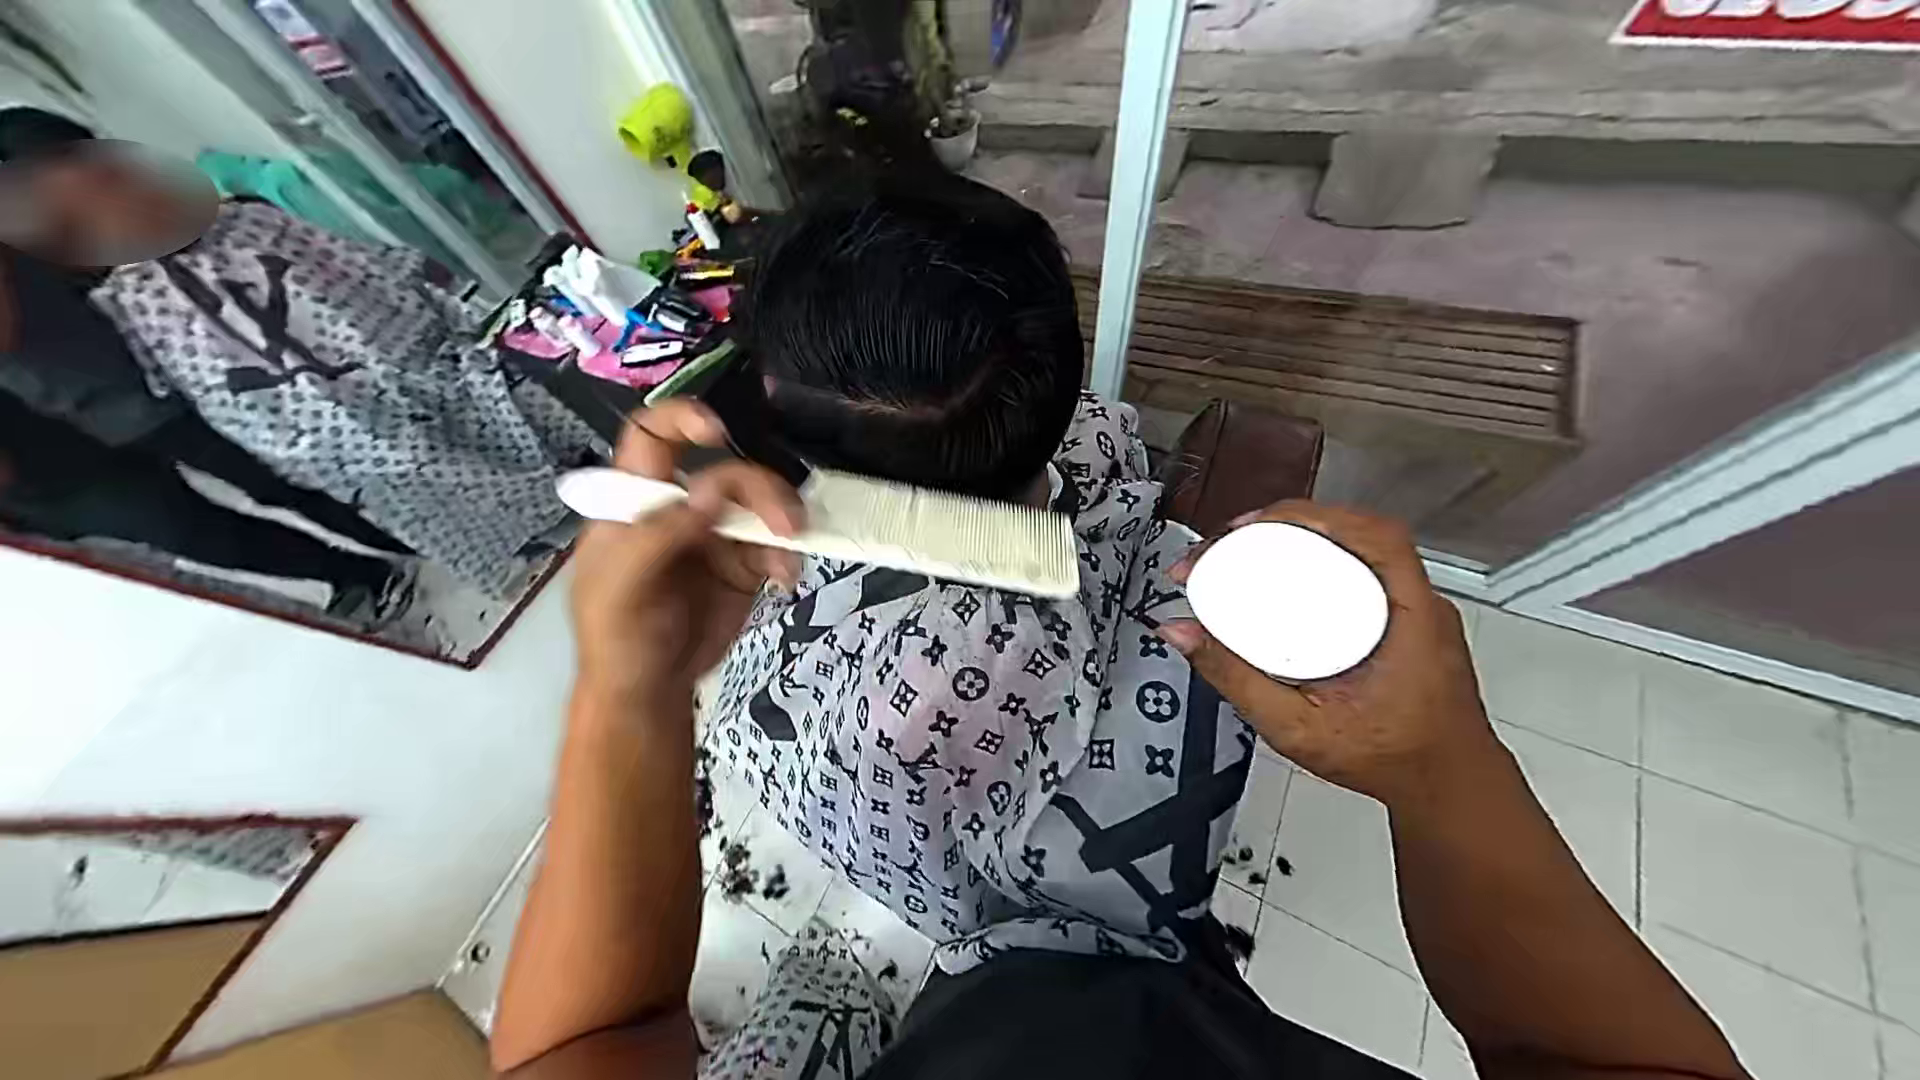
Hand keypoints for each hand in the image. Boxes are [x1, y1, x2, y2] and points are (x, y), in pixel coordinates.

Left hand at [569, 401, 802, 709]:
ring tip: (791, 556)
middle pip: (728, 473)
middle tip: (786, 525)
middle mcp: (681, 510)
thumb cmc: (618, 637)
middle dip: (761, 492)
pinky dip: (789, 557)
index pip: (651, 439)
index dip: (681, 421)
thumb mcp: (621, 588)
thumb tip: (710, 492)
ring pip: (762, 505)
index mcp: (637, 503)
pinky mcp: (745, 564)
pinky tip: (786, 580)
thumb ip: (659, 536)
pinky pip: (777, 545)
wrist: (651, 690)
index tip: (718, 434)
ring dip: (785, 521)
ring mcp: (717, 536)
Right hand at [1159, 502, 1498, 805]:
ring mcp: (1414, 609)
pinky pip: (1358, 568)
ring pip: (1357, 547)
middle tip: (1228, 541)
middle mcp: (1417, 602)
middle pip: (1354, 532)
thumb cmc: (1382, 759)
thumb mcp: (1293, 725)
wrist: (1444, 787)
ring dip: (1300, 537)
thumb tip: (1177, 630)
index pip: (1370, 535)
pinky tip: (1281, 573)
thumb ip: (1232, 677)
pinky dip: (1315, 557)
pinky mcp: (1402, 619)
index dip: (1307, 516)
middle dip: (1285, 523)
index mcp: (1409, 616)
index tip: (1247, 527)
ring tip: (1245, 550)